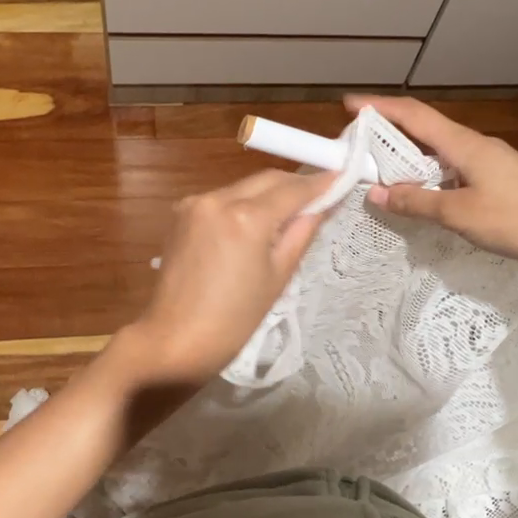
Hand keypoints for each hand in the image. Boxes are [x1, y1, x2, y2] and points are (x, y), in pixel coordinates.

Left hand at [117, 170, 332, 386]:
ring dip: (268, 195)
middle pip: (267, 180)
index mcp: (246, 217)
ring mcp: (195, 204)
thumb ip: (303, 232)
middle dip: (295, 185)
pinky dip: (242, 206)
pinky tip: (253, 227)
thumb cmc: (234, 320)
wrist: (175, 340)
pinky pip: (222, 199)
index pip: (293, 189)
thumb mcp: (278, 276)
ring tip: (288, 217)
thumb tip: (325, 204)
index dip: (321, 184)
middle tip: (320, 197)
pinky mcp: (180, 214)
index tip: (343, 177)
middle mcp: (218, 199)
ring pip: (244, 187)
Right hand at [345, 95, 517, 269]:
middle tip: (356, 149)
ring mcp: (489, 161)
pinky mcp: (499, 179)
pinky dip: (428, 173)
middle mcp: (475, 145)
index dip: (379, 107)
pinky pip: (452, 167)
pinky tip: (421, 193)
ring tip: (379, 173)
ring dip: (407, 157)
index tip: (347, 105)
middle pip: (423, 129)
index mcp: (464, 144)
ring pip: (438, 150)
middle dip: (387, 134)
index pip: (413, 115)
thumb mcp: (460, 216)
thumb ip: (417, 203)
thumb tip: (376, 193)